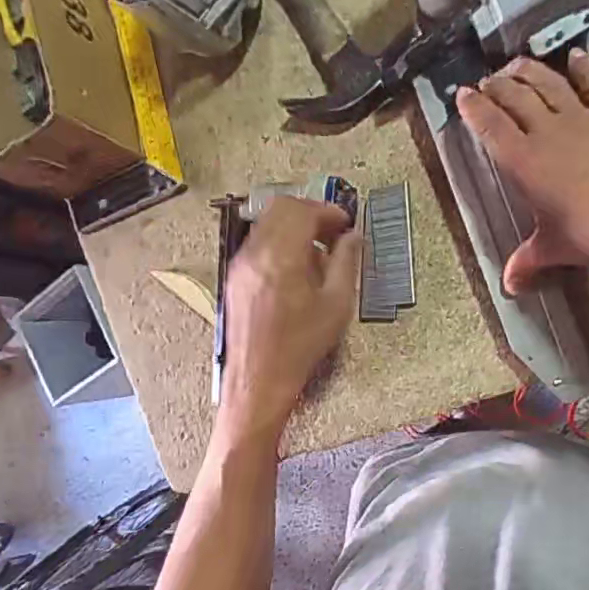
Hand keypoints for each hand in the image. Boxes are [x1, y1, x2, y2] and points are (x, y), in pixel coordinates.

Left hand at [218, 197, 361, 440]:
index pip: (302, 211)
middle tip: (333, 232)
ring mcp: (241, 265)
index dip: (328, 211)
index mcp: (281, 257)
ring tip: (318, 253)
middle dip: (310, 214)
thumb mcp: (336, 306)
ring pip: (267, 224)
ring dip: (294, 228)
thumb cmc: (297, 349)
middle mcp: (255, 254)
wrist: (258, 380)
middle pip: (280, 209)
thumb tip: (352, 239)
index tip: (344, 223)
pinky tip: (298, 270)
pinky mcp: (236, 278)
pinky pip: (258, 244)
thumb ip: (346, 264)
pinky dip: (280, 243)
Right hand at [456, 50, 588, 296]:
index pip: (491, 127)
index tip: (463, 95)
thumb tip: (510, 286)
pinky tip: (576, 56)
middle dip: (497, 86)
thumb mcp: (555, 248)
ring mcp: (584, 118)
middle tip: (487, 81)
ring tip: (516, 65)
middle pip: (516, 97)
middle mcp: (549, 131)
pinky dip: (584, 68)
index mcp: (524, 162)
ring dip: (530, 71)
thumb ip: (529, 260)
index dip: (474, 108)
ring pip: (549, 83)